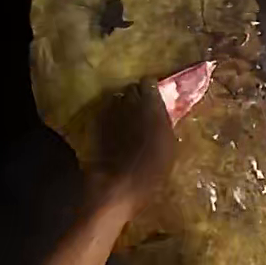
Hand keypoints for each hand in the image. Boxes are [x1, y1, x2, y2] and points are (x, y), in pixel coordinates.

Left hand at [86, 81, 175, 218]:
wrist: (120, 182)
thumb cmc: (152, 166)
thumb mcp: (168, 142)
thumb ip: (163, 120)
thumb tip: (161, 110)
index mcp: (150, 103)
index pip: (149, 82)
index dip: (151, 89)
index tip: (155, 97)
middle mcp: (129, 101)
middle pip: (131, 89)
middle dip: (137, 97)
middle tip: (142, 111)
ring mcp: (110, 111)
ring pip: (117, 100)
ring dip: (122, 107)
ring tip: (128, 121)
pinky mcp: (96, 123)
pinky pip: (105, 114)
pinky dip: (111, 118)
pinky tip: (115, 131)